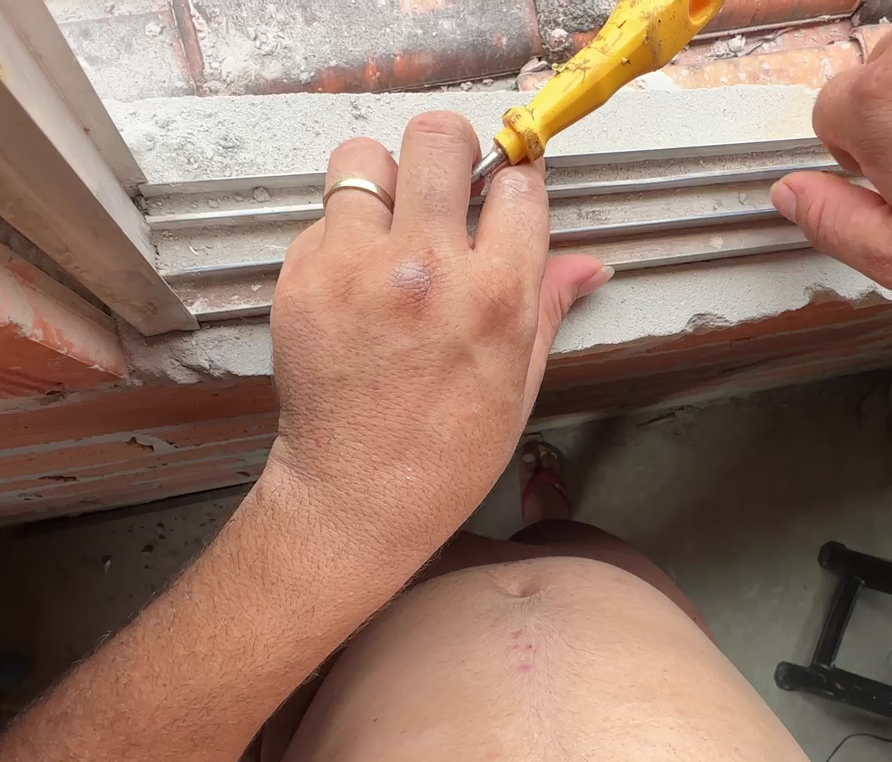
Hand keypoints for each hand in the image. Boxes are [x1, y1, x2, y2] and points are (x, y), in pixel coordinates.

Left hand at [266, 111, 609, 556]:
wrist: (359, 495)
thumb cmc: (448, 454)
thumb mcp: (518, 385)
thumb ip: (548, 308)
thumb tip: (590, 265)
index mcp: (493, 297)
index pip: (516, 185)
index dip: (515, 187)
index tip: (507, 197)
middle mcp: (423, 269)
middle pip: (437, 136)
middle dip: (452, 150)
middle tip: (449, 185)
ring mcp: (353, 269)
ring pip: (365, 159)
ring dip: (386, 184)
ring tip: (393, 231)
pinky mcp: (301, 279)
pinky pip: (325, 218)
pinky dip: (346, 235)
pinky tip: (359, 284)